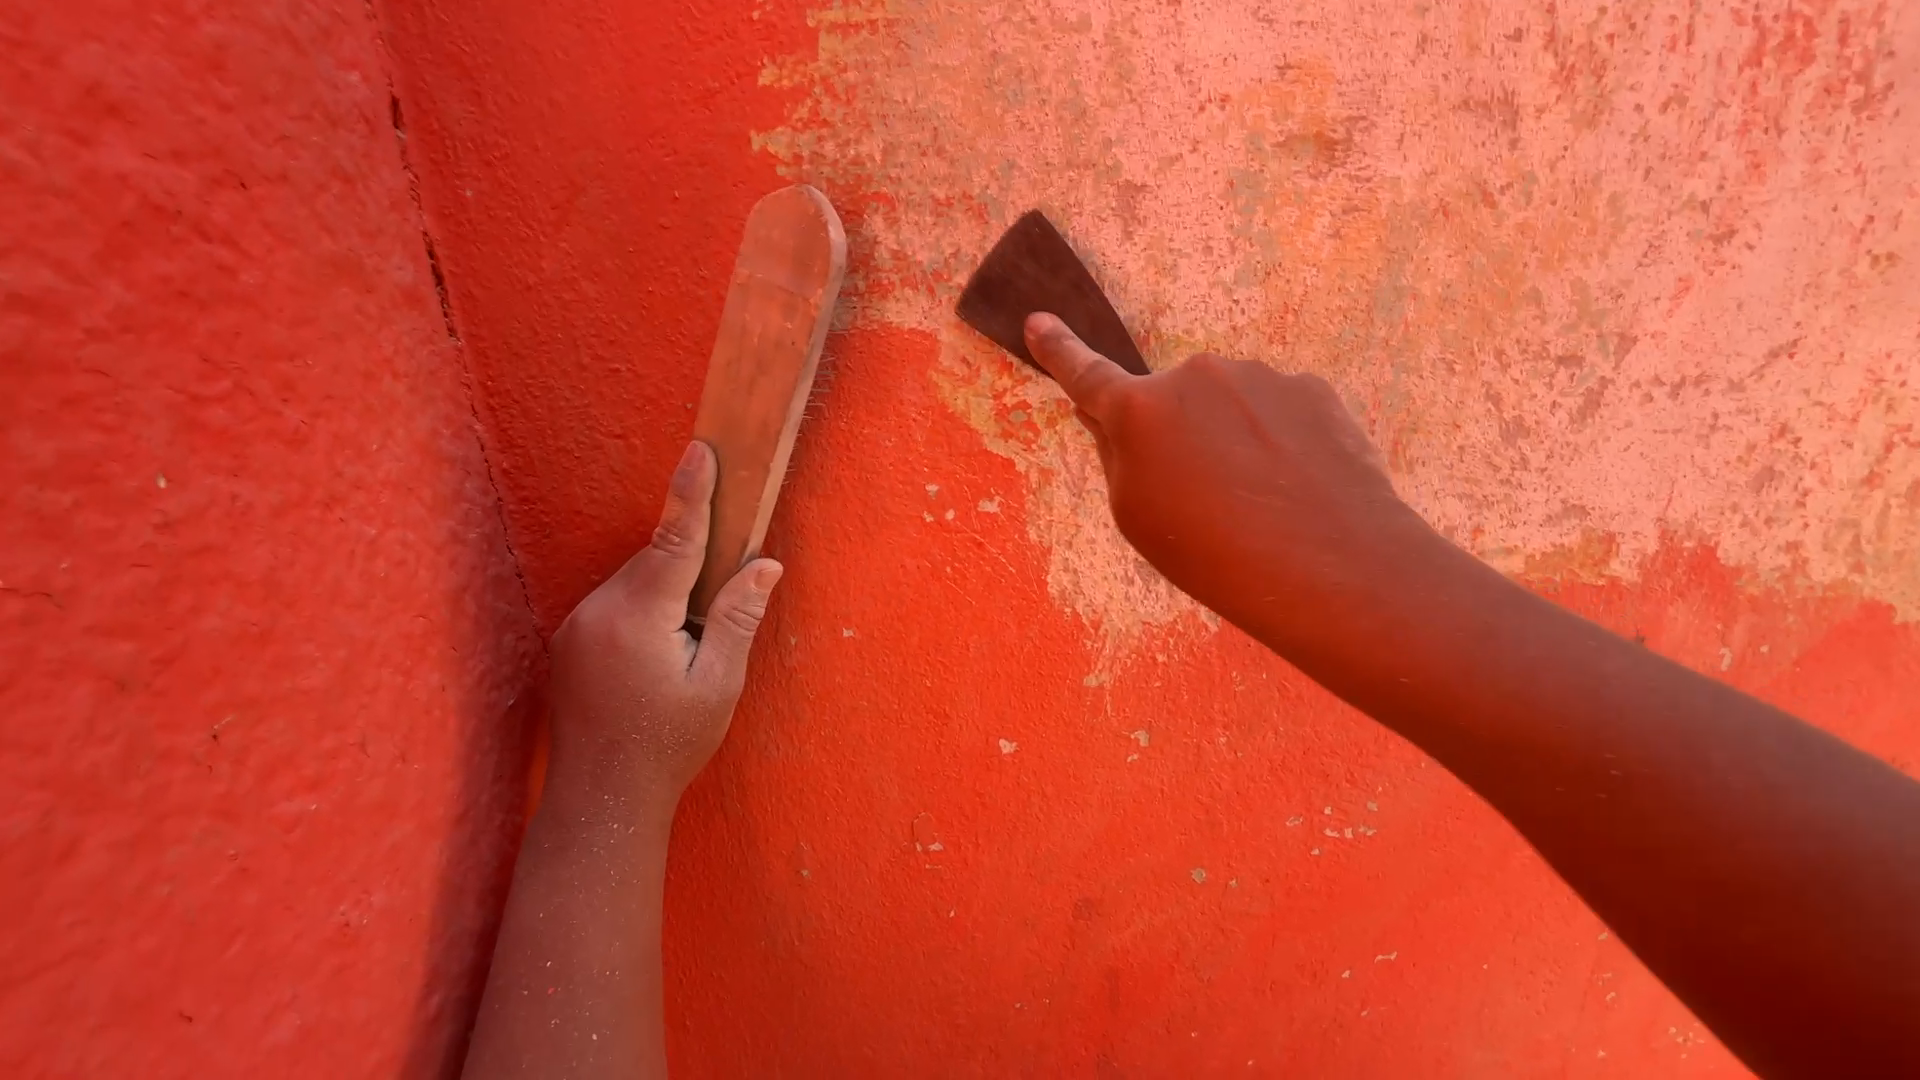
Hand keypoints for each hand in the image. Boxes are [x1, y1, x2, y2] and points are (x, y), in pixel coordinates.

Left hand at [546, 440, 781, 801]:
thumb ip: (738, 617)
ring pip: (637, 581)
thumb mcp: (718, 684)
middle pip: (656, 560)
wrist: (601, 800)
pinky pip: (617, 602)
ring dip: (669, 594)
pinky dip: (646, 610)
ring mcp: (576, 625)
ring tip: (683, 656)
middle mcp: (597, 611)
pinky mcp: (569, 639)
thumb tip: (764, 564)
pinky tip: (656, 658)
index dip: (692, 492)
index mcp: (638, 618)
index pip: (673, 540)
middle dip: (692, 570)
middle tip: (713, 622)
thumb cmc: (668, 745)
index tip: (701, 450)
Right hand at [1023, 312, 1435, 652]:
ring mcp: (1259, 376)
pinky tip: (1294, 486)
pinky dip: (1275, 441)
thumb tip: (1105, 416)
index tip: (1038, 321)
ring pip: (1227, 405)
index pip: (1086, 374)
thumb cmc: (1209, 552)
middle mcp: (1196, 375)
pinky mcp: (1312, 388)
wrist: (1327, 565)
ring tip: (1257, 500)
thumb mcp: (1135, 516)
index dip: (1059, 350)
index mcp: (1140, 410)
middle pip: (1169, 401)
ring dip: (1230, 438)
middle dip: (1174, 434)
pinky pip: (1275, 410)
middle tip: (1199, 494)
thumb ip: (1115, 455)